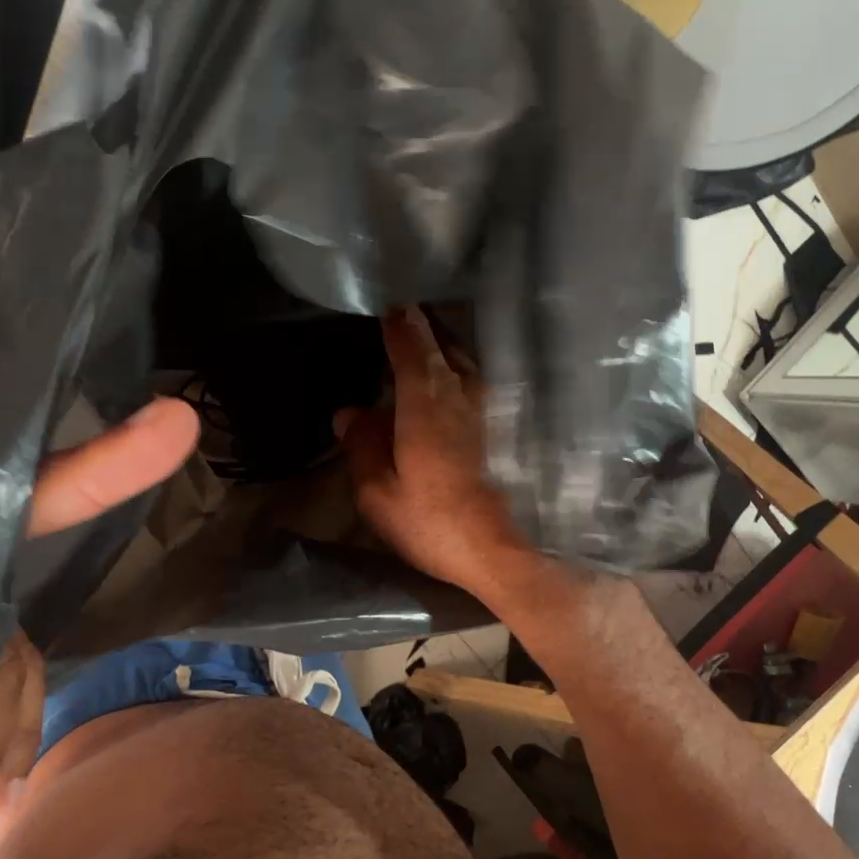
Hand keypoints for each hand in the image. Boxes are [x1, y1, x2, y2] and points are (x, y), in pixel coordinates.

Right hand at [336, 307, 532, 595]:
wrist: (506, 553)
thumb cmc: (435, 522)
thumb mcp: (378, 492)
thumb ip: (362, 444)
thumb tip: (350, 412)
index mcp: (426, 396)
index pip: (408, 337)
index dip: (393, 319)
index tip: (382, 306)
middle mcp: (463, 386)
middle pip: (440, 340)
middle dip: (418, 330)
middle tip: (395, 329)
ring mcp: (492, 403)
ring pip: (462, 361)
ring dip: (441, 354)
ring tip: (420, 360)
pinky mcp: (509, 425)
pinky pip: (476, 384)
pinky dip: (457, 379)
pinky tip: (448, 395)